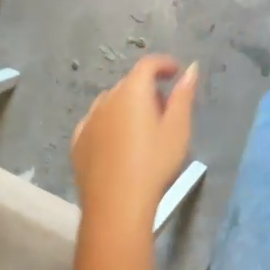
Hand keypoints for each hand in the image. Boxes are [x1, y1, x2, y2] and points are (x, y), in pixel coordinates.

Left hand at [72, 55, 198, 226]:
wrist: (116, 206)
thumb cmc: (154, 163)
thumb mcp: (178, 129)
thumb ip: (184, 95)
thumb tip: (191, 68)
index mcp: (132, 92)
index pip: (148, 65)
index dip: (164, 64)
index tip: (177, 72)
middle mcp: (107, 100)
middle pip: (129, 83)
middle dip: (148, 88)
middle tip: (166, 110)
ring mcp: (88, 121)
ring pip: (111, 103)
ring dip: (128, 106)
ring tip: (143, 129)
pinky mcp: (78, 143)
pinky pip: (96, 123)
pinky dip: (110, 124)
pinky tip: (119, 144)